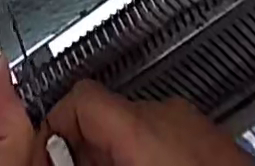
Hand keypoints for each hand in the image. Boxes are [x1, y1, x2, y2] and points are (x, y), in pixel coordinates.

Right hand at [41, 80, 254, 165]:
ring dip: (113, 154)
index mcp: (145, 123)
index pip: (79, 96)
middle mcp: (170, 113)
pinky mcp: (211, 140)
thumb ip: (89, 160)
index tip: (44, 154)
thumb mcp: (128, 164)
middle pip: (103, 110)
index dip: (53, 125)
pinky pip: (162, 138)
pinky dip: (145, 156)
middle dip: (83, 146)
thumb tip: (55, 154)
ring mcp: (193, 125)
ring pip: (133, 126)